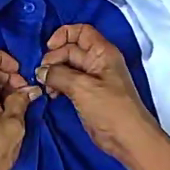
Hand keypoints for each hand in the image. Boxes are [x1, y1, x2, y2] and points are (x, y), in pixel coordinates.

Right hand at [37, 25, 161, 161]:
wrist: (127, 138)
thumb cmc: (110, 109)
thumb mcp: (83, 88)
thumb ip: (59, 75)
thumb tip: (42, 71)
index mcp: (103, 52)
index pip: (81, 31)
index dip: (63, 35)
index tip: (48, 48)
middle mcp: (98, 61)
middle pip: (70, 49)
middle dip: (54, 59)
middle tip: (43, 76)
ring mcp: (93, 78)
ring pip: (67, 67)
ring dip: (54, 74)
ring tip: (47, 88)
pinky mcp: (88, 94)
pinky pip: (69, 82)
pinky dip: (58, 85)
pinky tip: (52, 94)